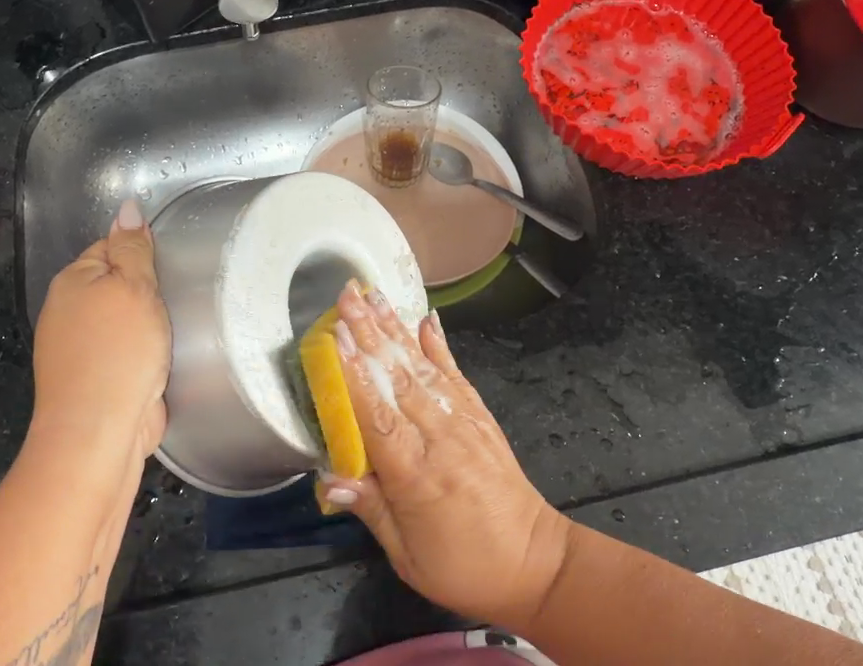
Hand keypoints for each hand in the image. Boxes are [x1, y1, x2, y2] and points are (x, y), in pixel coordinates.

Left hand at [31, 199, 169, 462]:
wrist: (99, 430)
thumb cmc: (119, 350)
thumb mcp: (134, 287)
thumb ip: (133, 248)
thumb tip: (127, 207)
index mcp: (72, 281)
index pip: (111, 247)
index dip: (142, 255)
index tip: (169, 270)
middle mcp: (68, 312)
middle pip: (116, 286)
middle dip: (146, 293)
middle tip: (178, 301)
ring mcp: (77, 350)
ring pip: (122, 322)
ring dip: (146, 327)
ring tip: (176, 331)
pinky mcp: (94, 381)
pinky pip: (124, 354)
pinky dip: (142, 356)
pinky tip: (162, 361)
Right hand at [321, 284, 571, 631]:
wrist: (535, 564)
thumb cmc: (462, 567)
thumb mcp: (407, 556)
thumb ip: (370, 509)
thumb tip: (327, 479)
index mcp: (416, 477)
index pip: (380, 417)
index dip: (356, 376)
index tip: (336, 337)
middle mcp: (441, 439)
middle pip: (399, 379)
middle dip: (370, 333)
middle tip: (346, 294)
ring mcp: (464, 423)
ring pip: (423, 368)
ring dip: (395, 328)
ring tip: (373, 294)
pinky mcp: (481, 417)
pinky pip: (456, 375)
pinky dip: (439, 345)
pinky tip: (425, 319)